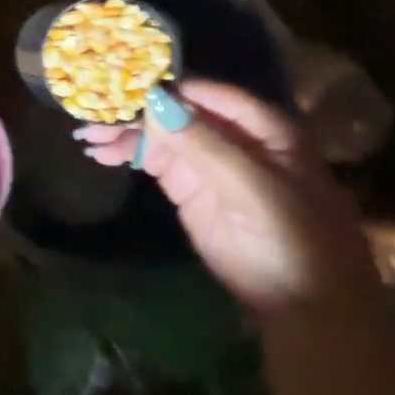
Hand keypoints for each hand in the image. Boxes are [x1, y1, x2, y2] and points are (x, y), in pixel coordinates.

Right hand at [81, 80, 381, 318]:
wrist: (306, 307)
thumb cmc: (294, 240)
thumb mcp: (252, 188)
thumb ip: (203, 144)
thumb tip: (151, 100)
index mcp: (263, 126)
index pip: (203, 93)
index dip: (162, 87)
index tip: (116, 87)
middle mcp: (233, 135)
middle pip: (175, 110)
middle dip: (133, 111)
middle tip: (91, 115)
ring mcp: (210, 162)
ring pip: (159, 134)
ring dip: (123, 133)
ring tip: (88, 138)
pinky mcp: (190, 188)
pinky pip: (153, 159)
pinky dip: (127, 153)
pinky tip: (101, 154)